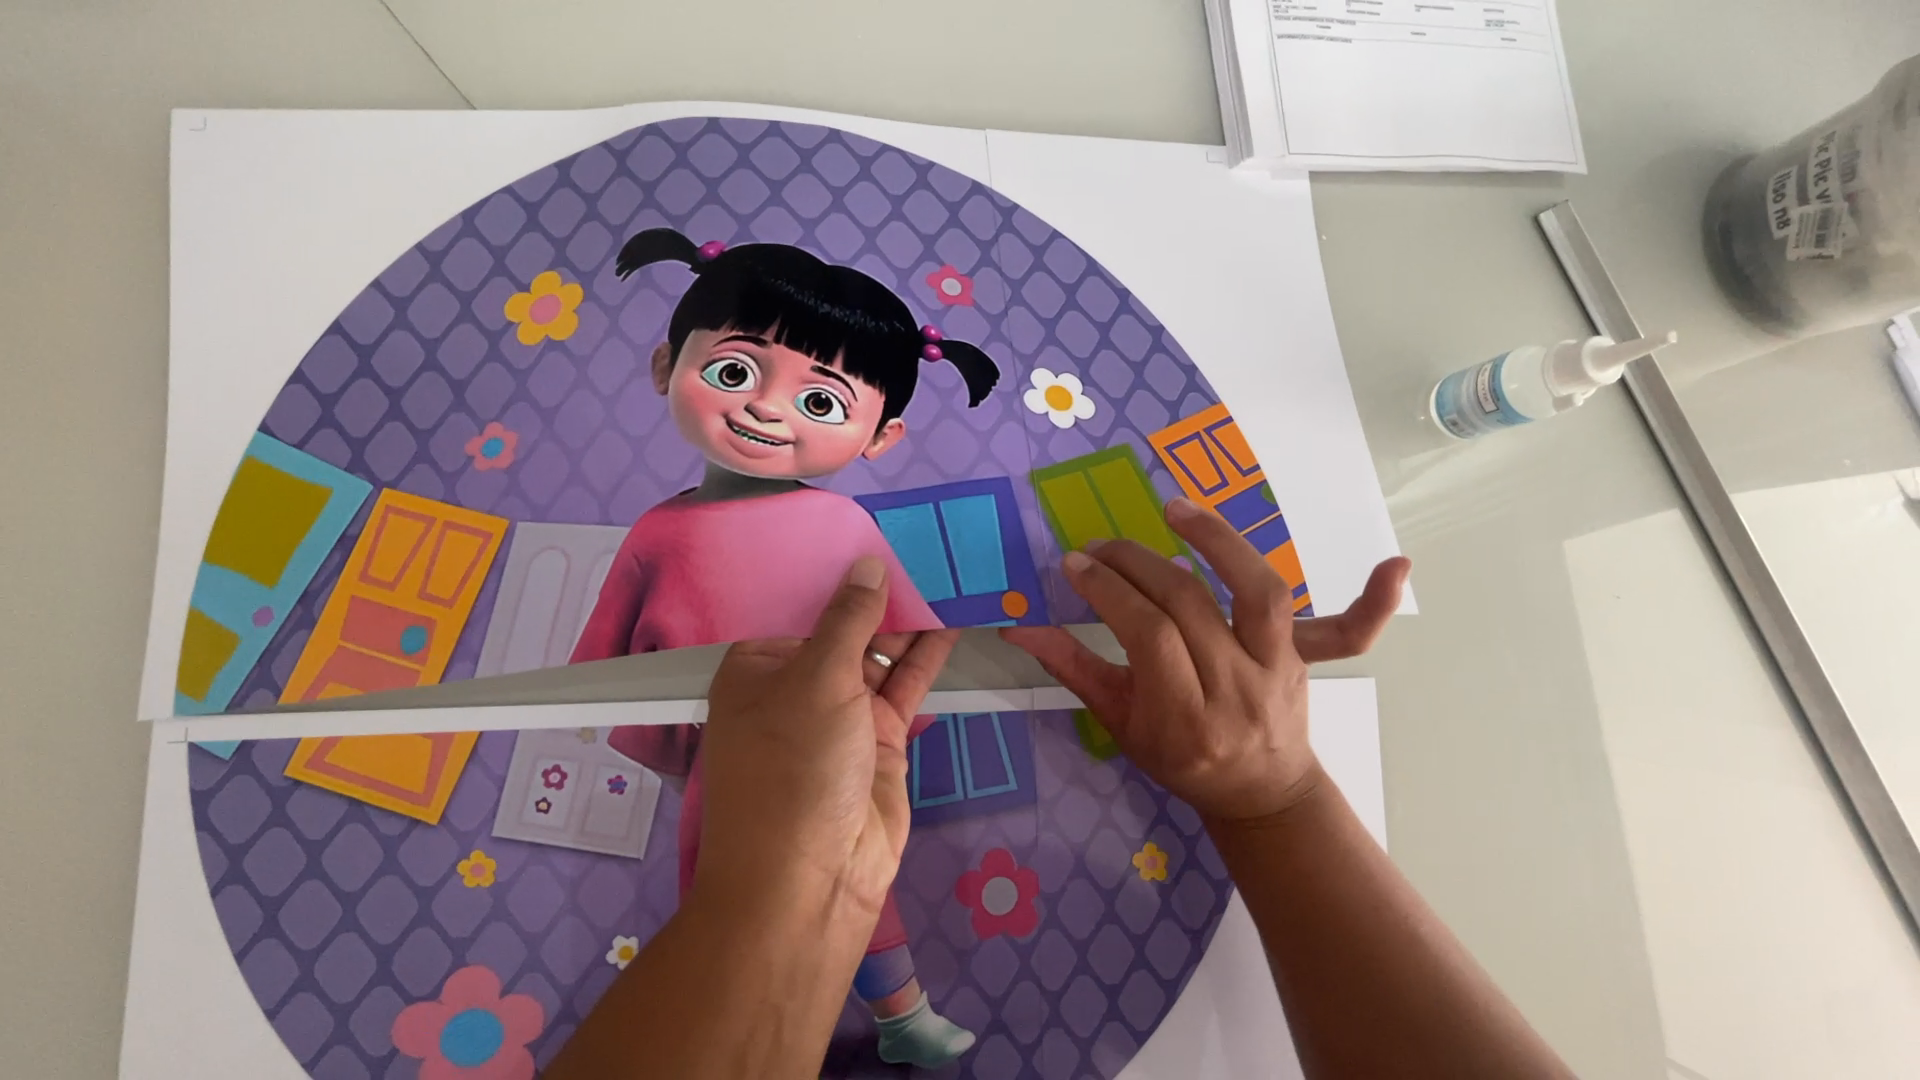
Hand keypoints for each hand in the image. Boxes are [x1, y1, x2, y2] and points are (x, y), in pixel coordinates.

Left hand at [694, 556, 958, 925]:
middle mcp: (798, 686)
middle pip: (844, 629)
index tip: (873, 537)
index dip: (836, 576)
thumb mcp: (817, 680)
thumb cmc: (794, 766)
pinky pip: (905, 686)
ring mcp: (842, 714)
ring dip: (909, 622)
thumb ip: (849, 620)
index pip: (800, 608)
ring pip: (880, 655)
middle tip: (922, 548)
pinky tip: (952, 623)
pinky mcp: (882, 739)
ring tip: (945, 574)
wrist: (813, 880)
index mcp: (759, 667)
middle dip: (880, 596)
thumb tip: (868, 564)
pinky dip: (927, 657)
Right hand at [1002, 498, 1408, 823]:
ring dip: (1218, 541)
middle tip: (1100, 547)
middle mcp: (1236, 688)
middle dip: (1135, 564)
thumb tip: (1020, 628)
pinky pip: (1348, 634)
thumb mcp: (1121, 725)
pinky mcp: (1306, 659)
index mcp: (1185, 717)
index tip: (1075, 564)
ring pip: (1258, 594)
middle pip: (1187, 605)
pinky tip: (1398, 566)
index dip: (1108, 591)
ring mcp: (1278, 670)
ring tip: (1176, 508)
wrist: (1260, 792)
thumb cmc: (1181, 761)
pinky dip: (1373, 602)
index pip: (1147, 635)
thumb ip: (1075, 671)